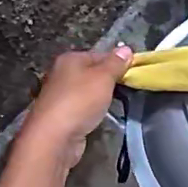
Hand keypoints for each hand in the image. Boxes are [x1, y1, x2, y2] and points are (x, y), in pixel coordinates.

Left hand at [17, 44, 134, 167]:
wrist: (54, 138)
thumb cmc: (80, 101)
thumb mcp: (103, 77)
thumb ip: (116, 63)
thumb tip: (126, 49)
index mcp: (69, 59)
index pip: (99, 55)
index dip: (117, 62)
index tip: (133, 72)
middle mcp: (61, 74)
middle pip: (92, 73)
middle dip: (109, 81)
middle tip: (128, 89)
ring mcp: (59, 95)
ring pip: (86, 92)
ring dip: (100, 98)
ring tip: (116, 104)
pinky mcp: (59, 115)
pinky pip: (81, 108)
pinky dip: (90, 111)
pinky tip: (99, 117)